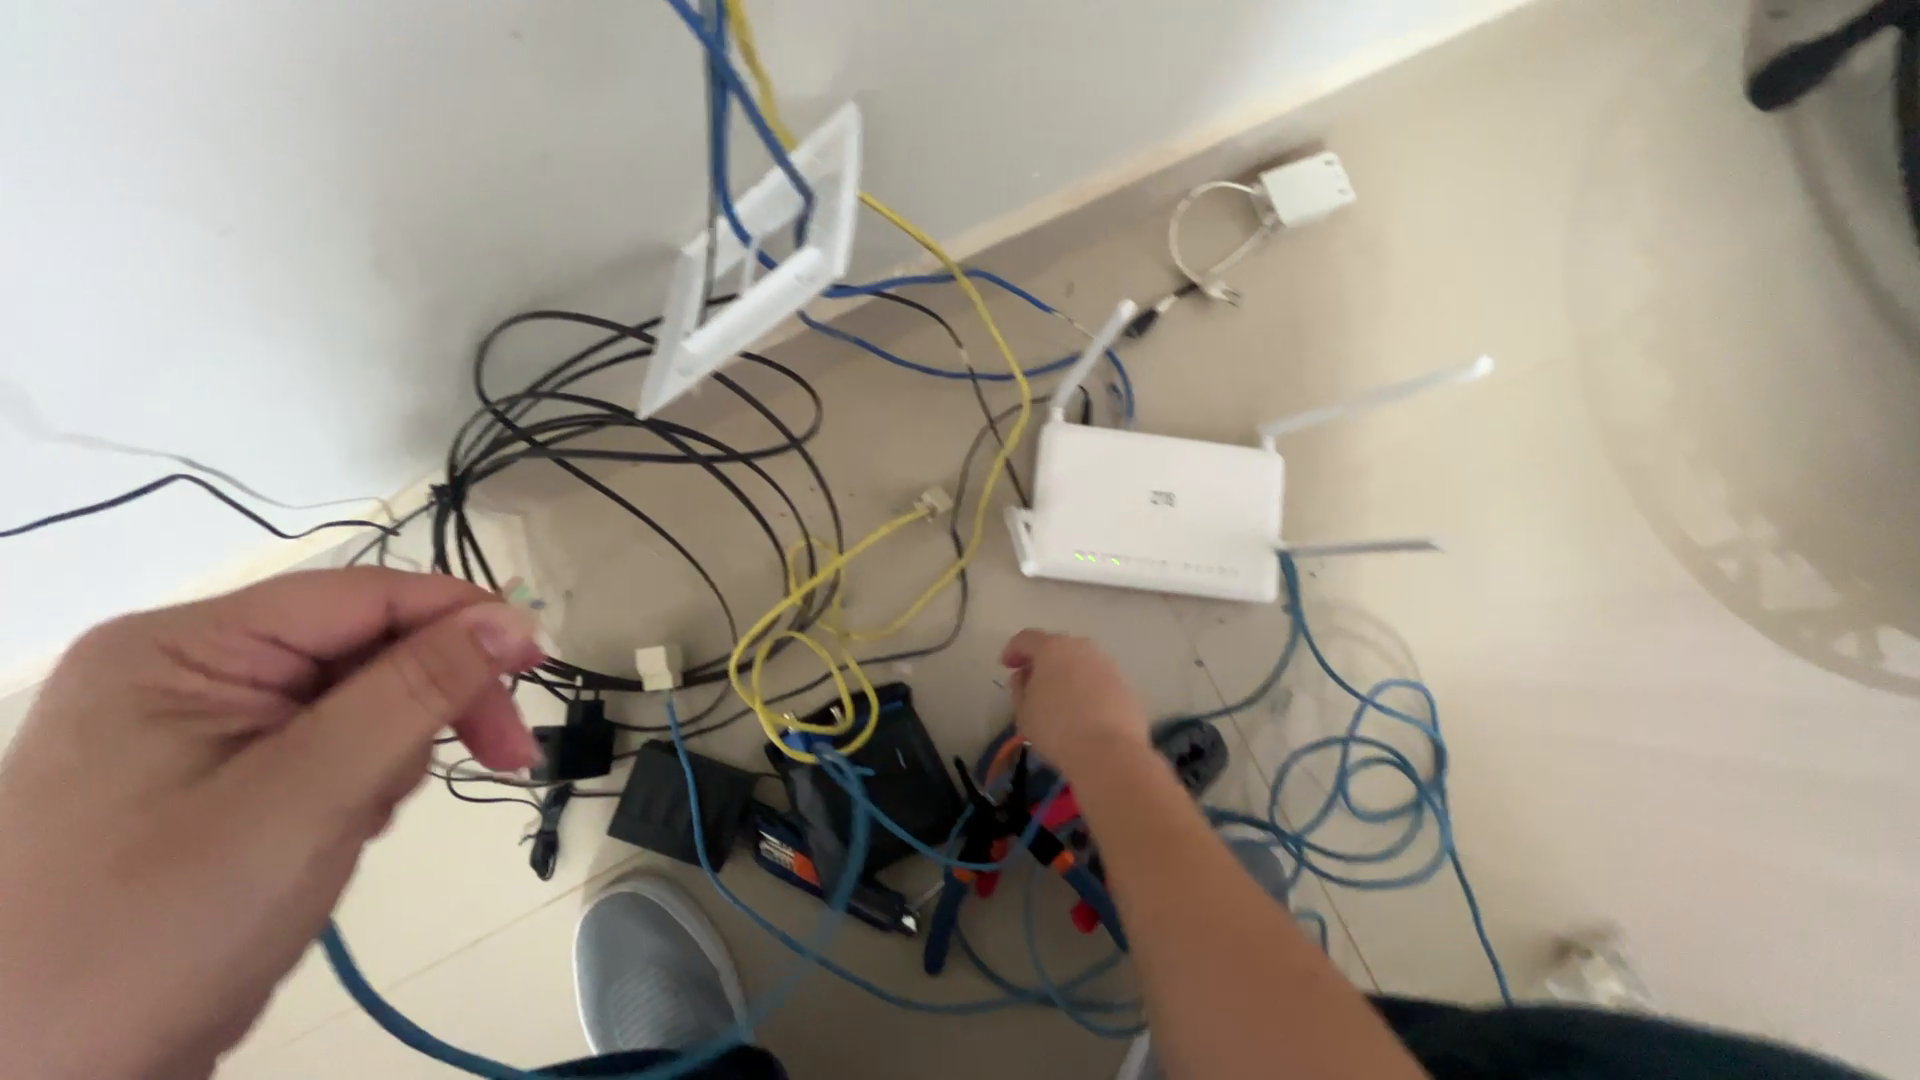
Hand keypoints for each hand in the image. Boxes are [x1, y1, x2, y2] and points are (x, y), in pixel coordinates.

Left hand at [0, 568, 545, 1079]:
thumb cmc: (165, 928)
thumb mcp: (310, 795)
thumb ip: (416, 690)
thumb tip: (513, 617)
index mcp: (186, 647)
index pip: (365, 596)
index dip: (464, 619)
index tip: (539, 666)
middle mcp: (189, 667)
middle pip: (367, 644)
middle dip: (437, 700)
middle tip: (508, 759)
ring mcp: (199, 722)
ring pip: (359, 694)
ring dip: (397, 748)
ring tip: (369, 820)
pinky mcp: (217, 772)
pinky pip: (330, 740)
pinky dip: (364, 776)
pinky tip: (345, 825)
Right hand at [999, 630, 1151, 778]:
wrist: (1110, 753)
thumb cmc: (1057, 729)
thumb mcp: (1024, 712)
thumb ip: (1020, 688)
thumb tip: (1025, 677)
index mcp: (1052, 648)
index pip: (1026, 638)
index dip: (1013, 650)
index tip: (1006, 665)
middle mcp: (1082, 648)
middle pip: (1057, 646)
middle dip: (1042, 660)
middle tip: (1031, 680)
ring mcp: (1107, 665)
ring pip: (1080, 662)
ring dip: (1067, 674)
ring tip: (1058, 698)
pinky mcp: (1125, 685)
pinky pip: (1098, 680)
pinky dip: (1087, 689)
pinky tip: (1083, 711)